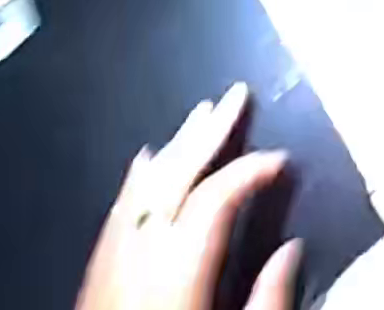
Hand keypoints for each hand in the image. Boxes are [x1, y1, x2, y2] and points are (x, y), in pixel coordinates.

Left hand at [76, 83, 301, 309]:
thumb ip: (265, 306)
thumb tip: (291, 248)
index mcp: (172, 287)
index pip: (211, 204)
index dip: (248, 171)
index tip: (283, 159)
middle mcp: (134, 273)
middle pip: (170, 187)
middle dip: (206, 137)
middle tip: (235, 95)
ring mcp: (106, 281)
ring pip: (138, 199)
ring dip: (173, 151)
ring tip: (200, 114)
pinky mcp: (92, 292)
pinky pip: (111, 225)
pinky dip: (133, 186)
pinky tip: (145, 161)